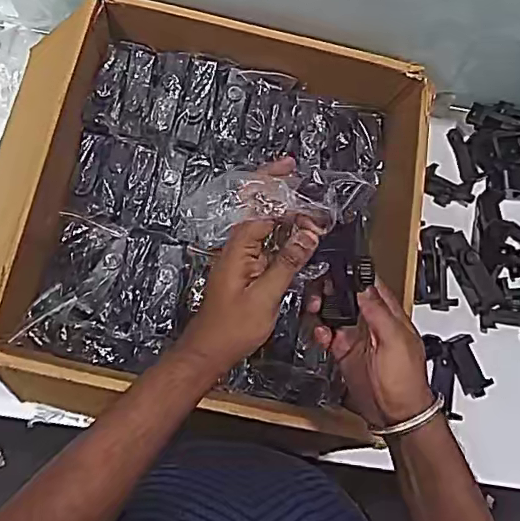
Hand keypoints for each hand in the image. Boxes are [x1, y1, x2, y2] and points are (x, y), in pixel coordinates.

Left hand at [173, 160, 323, 375]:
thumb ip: (288, 263)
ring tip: (300, 195)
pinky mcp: (245, 267)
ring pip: (261, 221)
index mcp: (238, 247)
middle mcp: (236, 246)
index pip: (263, 208)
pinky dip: (280, 230)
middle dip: (274, 184)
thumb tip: (308, 235)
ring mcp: (240, 256)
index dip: (288, 201)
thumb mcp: (265, 296)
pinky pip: (263, 239)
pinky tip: (294, 231)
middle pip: (255, 204)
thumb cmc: (230, 328)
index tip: (311, 202)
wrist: (208, 350)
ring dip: (280, 208)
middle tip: (294, 170)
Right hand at [309, 278, 435, 428]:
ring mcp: (358, 338)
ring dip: (324, 310)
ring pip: (335, 314)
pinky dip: (321, 333)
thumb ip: (379, 314)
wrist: (397, 416)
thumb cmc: (407, 381)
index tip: (338, 269)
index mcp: (390, 315)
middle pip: (349, 297)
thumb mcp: (396, 342)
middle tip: (321, 291)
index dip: (355, 275)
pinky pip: (328, 336)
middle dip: (333, 291)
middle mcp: (372, 323)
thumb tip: (364, 289)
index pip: (371, 285)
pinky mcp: (345, 353)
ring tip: (317, 310)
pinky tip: (322, 335)